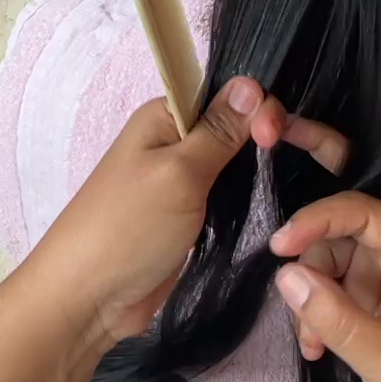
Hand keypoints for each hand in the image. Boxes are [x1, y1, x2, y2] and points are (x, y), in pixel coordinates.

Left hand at [24, 77, 347, 345]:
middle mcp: (173, 139)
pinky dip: (246, 195)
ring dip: (256, 167)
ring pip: (232, 160)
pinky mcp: (188, 214)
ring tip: (291, 177)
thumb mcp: (179, 173)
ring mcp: (180, 178)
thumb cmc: (129, 227)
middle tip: (290, 158)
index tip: (275, 137)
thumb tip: (251, 82)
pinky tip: (275, 199)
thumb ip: (218, 132)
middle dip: (261, 136)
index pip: (225, 93)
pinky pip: (225, 192)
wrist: (88, 299)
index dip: (256, 106)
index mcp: (165, 115)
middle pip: (232, 124)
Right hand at [269, 194, 380, 381]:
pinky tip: (315, 349)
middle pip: (338, 235)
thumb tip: (285, 275)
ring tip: (311, 342)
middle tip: (297, 309)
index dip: (317, 219)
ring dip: (310, 299)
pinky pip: (327, 291)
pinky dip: (314, 316)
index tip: (279, 246)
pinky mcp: (371, 304)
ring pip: (326, 262)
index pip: (362, 213)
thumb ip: (338, 319)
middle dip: (311, 269)